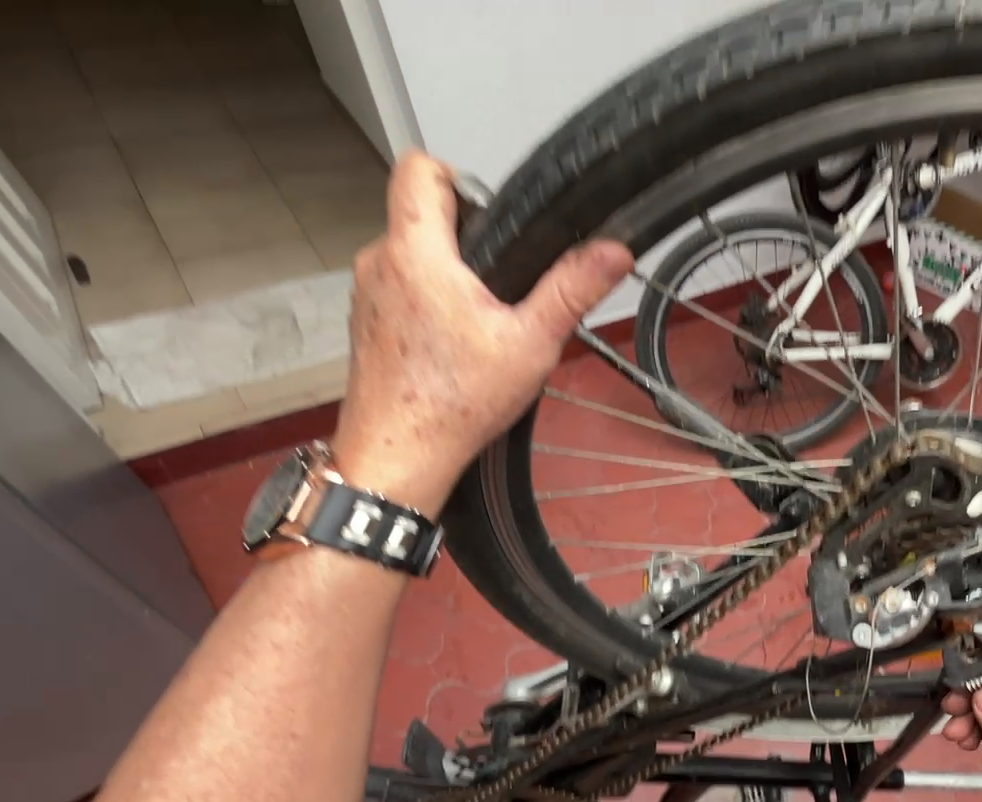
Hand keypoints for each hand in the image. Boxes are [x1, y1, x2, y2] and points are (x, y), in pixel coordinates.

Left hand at [331, 152, 632, 510]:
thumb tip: (614, 251)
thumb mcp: (533, 341)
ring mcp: (367, 292)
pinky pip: (401, 288)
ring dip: (450, 274)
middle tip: (505, 288)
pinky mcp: (367, 321)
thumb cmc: (457, 401)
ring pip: (413, 254)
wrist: (401, 452)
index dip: (462, 179)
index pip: (421, 168)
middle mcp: (380, 261)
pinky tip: (458, 347)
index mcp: (418, 252)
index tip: (497, 220)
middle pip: (424, 215)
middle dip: (470, 238)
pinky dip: (430, 303)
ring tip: (485, 325)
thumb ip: (572, 289)